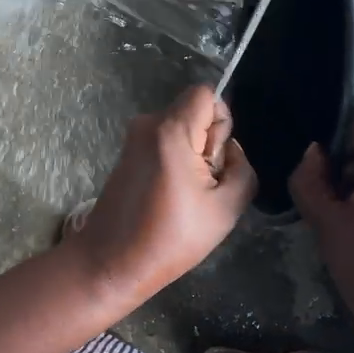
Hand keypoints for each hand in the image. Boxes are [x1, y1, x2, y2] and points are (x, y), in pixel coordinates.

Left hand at [67, 85, 257, 304]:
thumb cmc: (171, 237)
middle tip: (202, 184)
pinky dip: (175, 159)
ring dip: (192, 153)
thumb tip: (230, 148)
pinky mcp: (127, 150)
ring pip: (180, 127)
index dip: (221, 121)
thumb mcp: (225, 209)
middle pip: (193, 110)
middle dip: (207, 141)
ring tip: (186, 194)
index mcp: (170, 130)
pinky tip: (169, 195)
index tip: (215, 158)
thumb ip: (241, 168)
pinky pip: (164, 140)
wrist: (112, 259)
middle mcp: (148, 122)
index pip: (205, 93)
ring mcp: (133, 135)